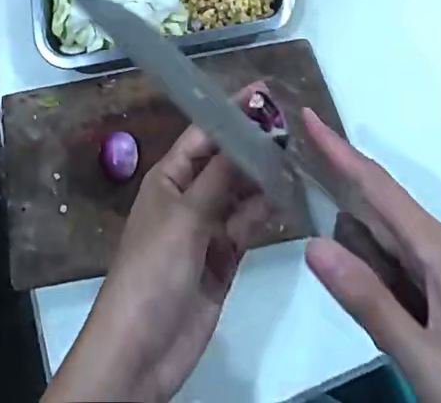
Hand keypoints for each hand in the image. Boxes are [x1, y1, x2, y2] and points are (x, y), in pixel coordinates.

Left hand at [43, 86, 271, 402]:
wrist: (142, 347)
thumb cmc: (154, 270)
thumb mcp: (186, 217)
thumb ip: (220, 178)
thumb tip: (247, 133)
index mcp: (168, 178)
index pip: (203, 135)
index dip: (231, 114)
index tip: (264, 93)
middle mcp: (188, 196)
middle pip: (224, 163)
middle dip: (253, 144)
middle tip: (293, 124)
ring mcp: (207, 228)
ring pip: (240, 193)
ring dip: (263, 176)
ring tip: (299, 154)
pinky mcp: (224, 259)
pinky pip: (247, 226)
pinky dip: (265, 211)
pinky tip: (289, 195)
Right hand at [301, 110, 440, 402]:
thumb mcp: (427, 361)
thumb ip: (370, 303)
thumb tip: (313, 244)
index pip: (379, 189)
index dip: (339, 151)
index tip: (307, 115)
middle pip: (382, 213)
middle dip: (340, 185)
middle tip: (294, 160)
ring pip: (392, 246)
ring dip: (354, 231)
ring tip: (312, 210)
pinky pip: (405, 272)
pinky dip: (374, 266)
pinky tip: (354, 272)